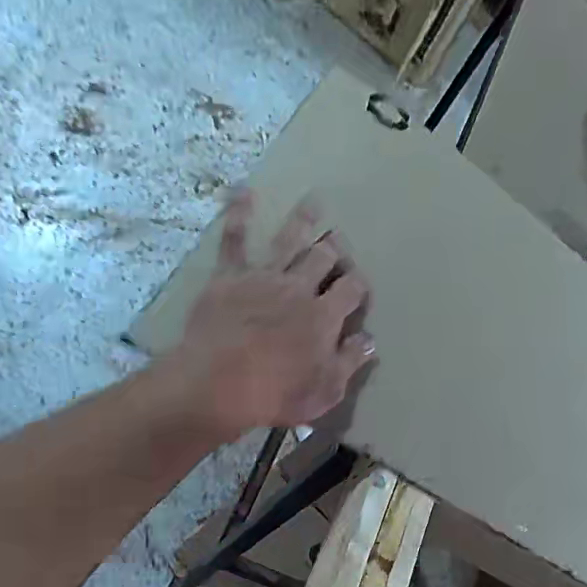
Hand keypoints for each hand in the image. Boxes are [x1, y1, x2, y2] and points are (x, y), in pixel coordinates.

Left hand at [157, 192, 375, 433]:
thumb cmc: (278, 394)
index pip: (351, 290)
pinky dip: (239, 214)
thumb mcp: (327, 389)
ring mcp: (262, 278)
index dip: (359, 285)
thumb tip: (368, 340)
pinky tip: (242, 192)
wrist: (218, 383)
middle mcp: (298, 289)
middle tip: (339, 242)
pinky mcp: (229, 277)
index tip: (360, 287)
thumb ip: (350, 361)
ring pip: (289, 241)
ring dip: (303, 221)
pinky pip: (235, 240)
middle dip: (335, 249)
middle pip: (323, 260)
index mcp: (325, 316)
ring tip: (314, 202)